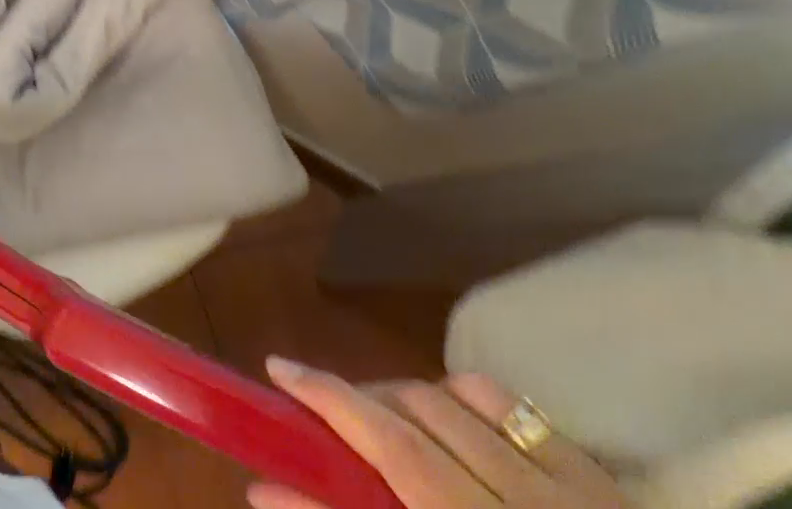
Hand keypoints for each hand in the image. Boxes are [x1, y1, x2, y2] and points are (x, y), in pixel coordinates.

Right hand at [253, 359, 631, 508]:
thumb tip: (262, 489)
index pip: (393, 445)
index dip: (329, 397)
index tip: (276, 367)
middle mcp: (524, 501)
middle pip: (419, 410)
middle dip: (355, 394)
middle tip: (320, 409)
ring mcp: (571, 490)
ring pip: (462, 395)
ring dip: (406, 395)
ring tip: (383, 417)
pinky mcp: (601, 482)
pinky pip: (515, 408)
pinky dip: (463, 399)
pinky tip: (447, 423)